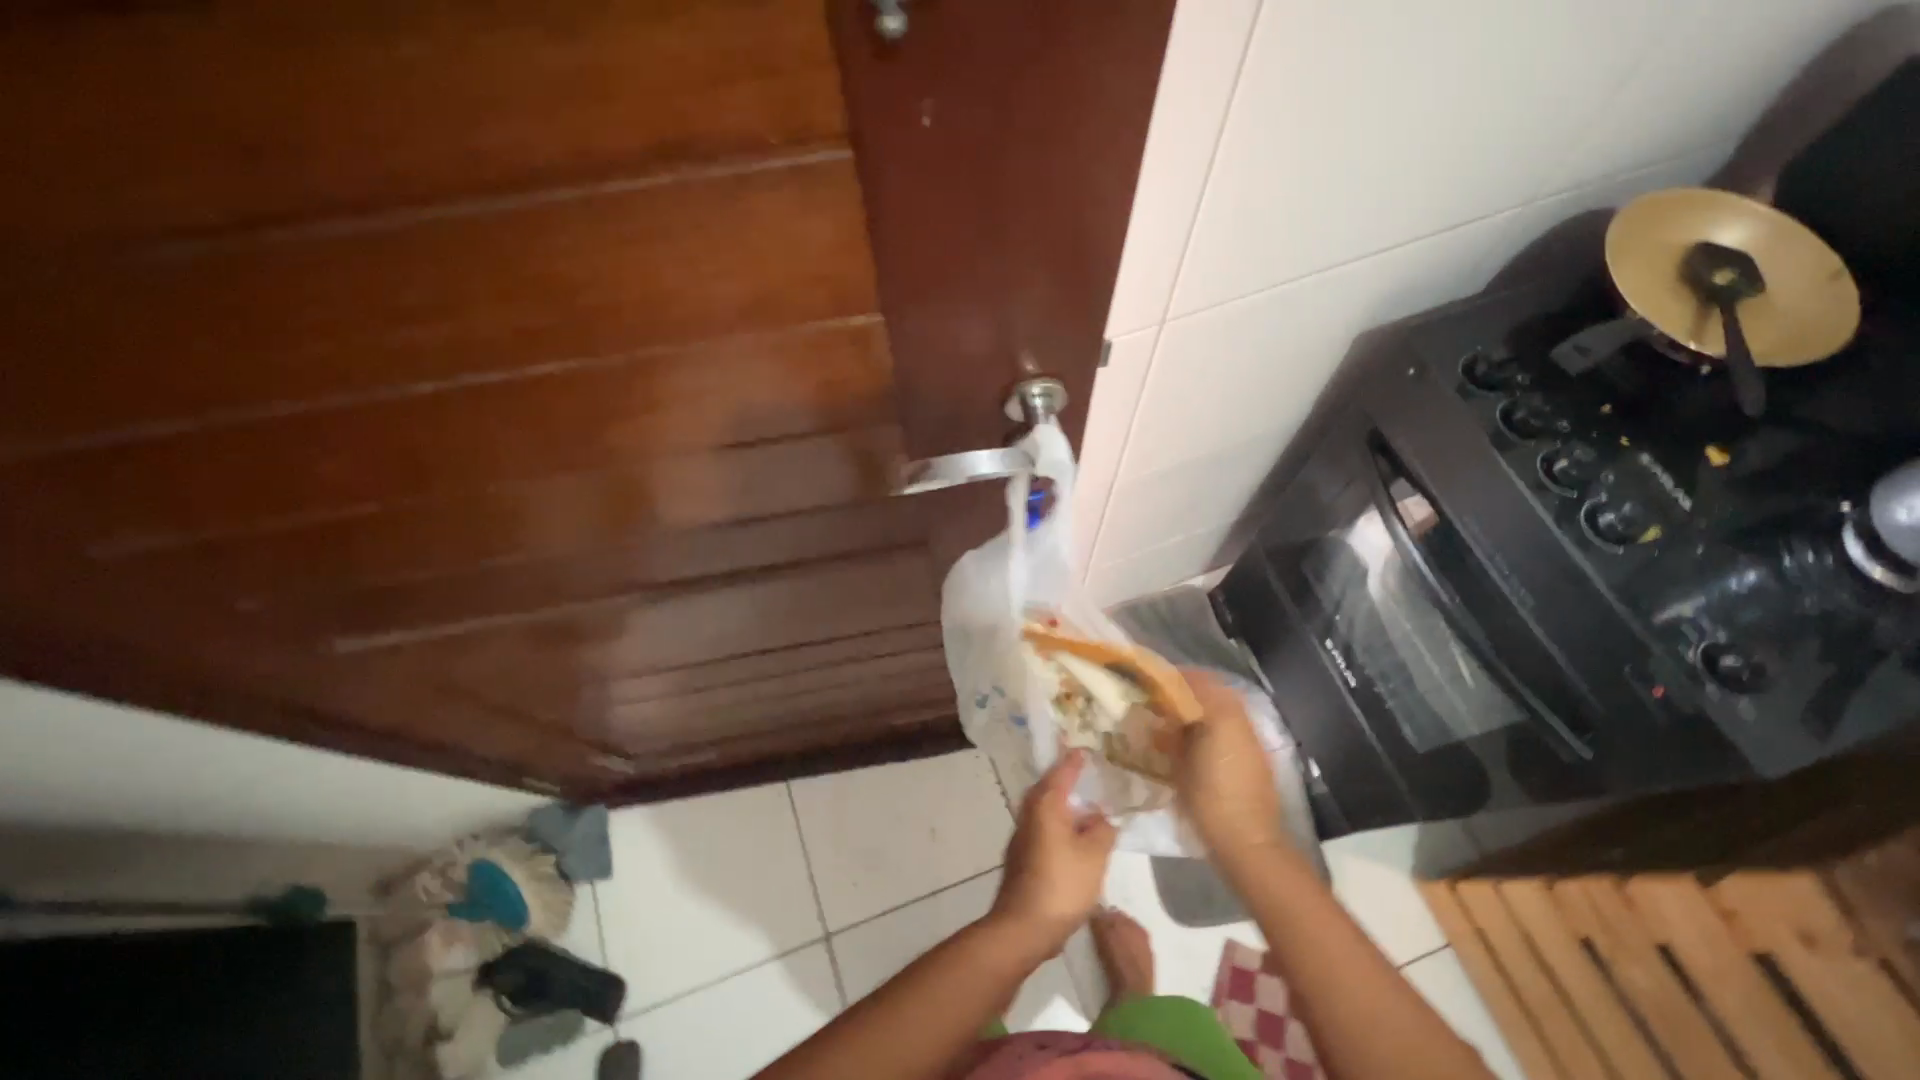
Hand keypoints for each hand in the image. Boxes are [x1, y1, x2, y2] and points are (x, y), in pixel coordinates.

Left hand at [990, 750, 1117, 951]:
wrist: (1023, 927)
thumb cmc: (1061, 884)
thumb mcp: (1094, 855)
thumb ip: (1102, 830)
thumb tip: (1101, 817)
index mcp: (1046, 806)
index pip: (1061, 773)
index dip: (1074, 761)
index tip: (1086, 750)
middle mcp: (1029, 816)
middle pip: (1048, 790)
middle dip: (1066, 781)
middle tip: (1087, 776)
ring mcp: (1023, 838)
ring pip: (1045, 812)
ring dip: (1064, 806)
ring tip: (1088, 808)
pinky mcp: (1023, 859)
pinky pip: (1044, 830)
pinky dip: (1060, 827)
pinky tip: (1076, 839)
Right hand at [1174, 669, 1287, 867]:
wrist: (1248, 840)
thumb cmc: (1208, 801)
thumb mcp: (1178, 767)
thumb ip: (1170, 735)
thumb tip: (1158, 719)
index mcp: (1219, 714)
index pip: (1193, 680)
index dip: (1169, 679)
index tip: (1148, 684)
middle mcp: (1240, 716)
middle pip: (1212, 688)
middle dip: (1186, 690)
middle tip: (1160, 701)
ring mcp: (1252, 734)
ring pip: (1224, 704)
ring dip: (1201, 705)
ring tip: (1176, 719)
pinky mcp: (1257, 752)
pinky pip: (1233, 723)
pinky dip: (1214, 722)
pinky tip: (1197, 740)